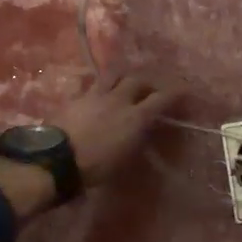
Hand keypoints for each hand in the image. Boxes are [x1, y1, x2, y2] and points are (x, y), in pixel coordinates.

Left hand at [54, 71, 178, 185]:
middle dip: (148, 81)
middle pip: (137, 80)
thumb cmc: (96, 166)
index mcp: (136, 117)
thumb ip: (138, 137)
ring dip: (123, 76)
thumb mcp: (126, 157)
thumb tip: (145, 128)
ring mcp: (95, 96)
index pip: (162, 97)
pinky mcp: (76, 98)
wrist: (56, 159)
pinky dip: (100, 86)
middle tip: (151, 87)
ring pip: (113, 75)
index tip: (184, 89)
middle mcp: (119, 100)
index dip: (175, 92)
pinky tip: (99, 92)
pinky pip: (92, 85)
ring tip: (125, 81)